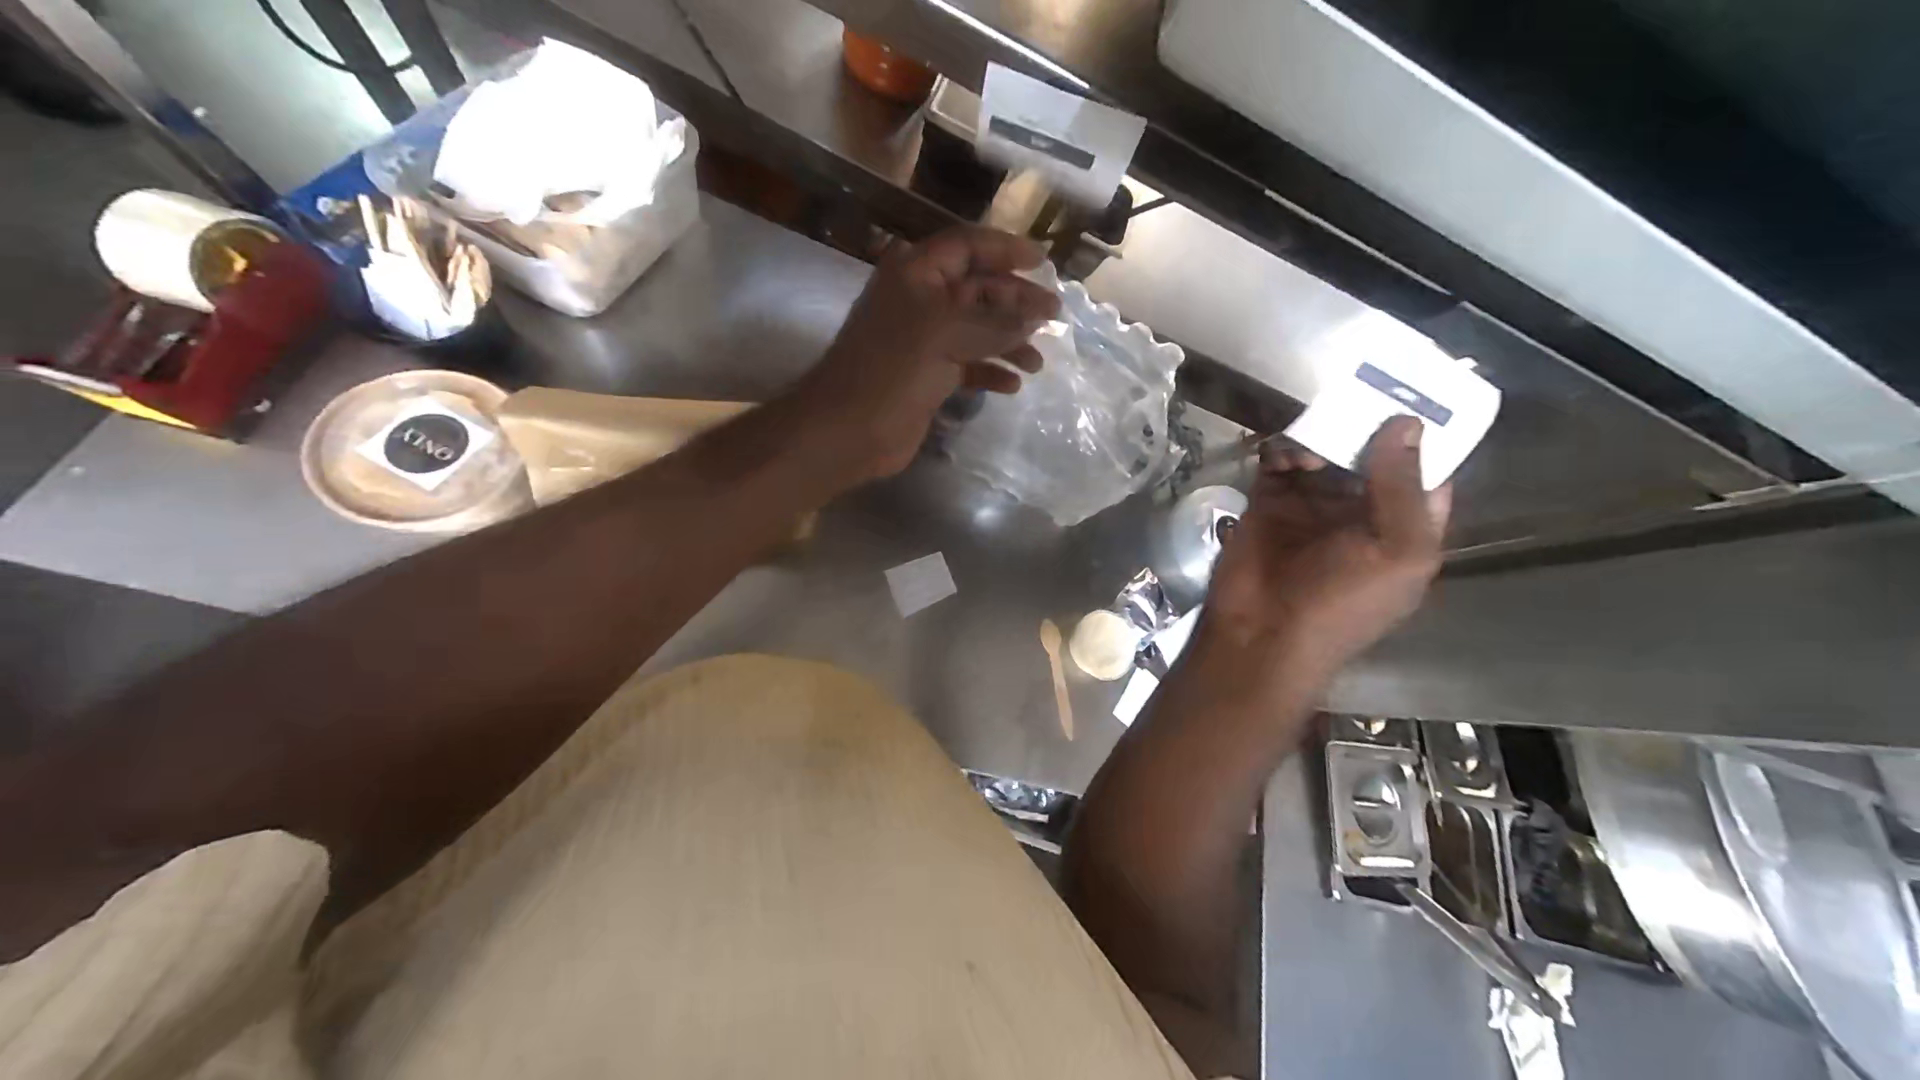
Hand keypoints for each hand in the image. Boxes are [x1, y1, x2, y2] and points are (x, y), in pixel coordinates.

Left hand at [789, 225, 1059, 480]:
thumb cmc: (893, 370)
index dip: (1006, 250)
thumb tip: (1038, 316)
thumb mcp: (947, 334)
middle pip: (978, 289)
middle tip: (1054, 317)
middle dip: (1016, 301)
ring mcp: (924, 341)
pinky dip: (991, 372)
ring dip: (1009, 342)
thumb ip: (996, 321)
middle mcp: (921, 301)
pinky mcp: (928, 377)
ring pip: (977, 330)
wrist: (848, 430)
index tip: (1043, 262)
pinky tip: (1013, 385)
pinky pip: (969, 366)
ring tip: (1037, 362)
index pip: (967, 247)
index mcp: (916, 273)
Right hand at [1200, 416, 1451, 676]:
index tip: (1418, 391)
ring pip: (1325, 453)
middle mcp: (1360, 512)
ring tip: (1316, 426)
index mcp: (1404, 528)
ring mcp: (1312, 506)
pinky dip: (1282, 448)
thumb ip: (1404, 488)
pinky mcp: (1270, 502)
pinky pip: (1279, 463)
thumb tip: (1405, 423)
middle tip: (1361, 385)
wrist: (1261, 633)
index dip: (1426, 436)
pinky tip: (1285, 448)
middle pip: (1371, 454)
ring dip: (1323, 435)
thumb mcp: (1398, 553)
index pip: (1425, 472)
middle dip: (1367, 424)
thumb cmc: (1342, 602)